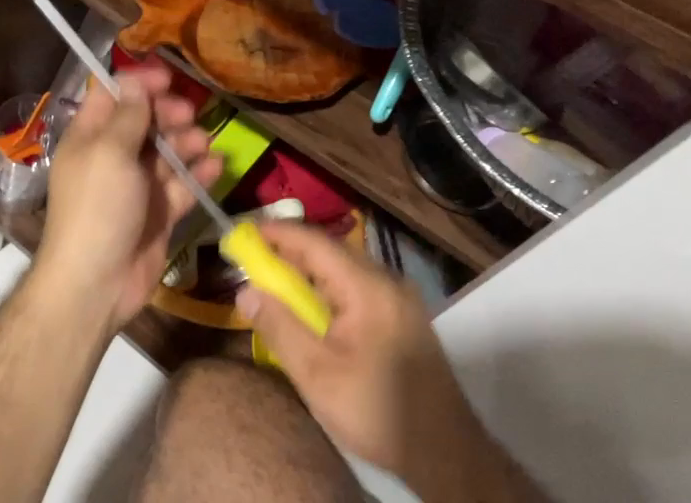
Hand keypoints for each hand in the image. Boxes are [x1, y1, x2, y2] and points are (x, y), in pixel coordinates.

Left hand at [34, 66, 222, 330]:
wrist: (96, 283)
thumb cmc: (97, 207)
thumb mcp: (109, 153)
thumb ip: (128, 116)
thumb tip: (135, 82)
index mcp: (90, 136)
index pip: (112, 95)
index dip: (139, 83)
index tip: (168, 78)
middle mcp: (112, 156)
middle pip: (144, 121)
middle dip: (168, 113)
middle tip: (190, 115)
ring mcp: (137, 185)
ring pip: (167, 152)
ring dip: (187, 142)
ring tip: (204, 142)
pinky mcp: (158, 212)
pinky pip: (181, 185)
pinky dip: (198, 174)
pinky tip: (217, 166)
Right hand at [236, 223, 486, 486]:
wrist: (448, 457)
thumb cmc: (378, 413)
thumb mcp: (317, 375)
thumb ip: (279, 327)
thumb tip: (244, 292)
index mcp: (368, 288)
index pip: (314, 243)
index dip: (276, 233)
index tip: (241, 233)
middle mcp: (388, 282)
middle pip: (331, 251)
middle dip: (289, 250)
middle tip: (251, 257)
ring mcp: (400, 300)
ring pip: (345, 268)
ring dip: (308, 269)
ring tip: (273, 278)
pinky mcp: (404, 318)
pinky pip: (358, 286)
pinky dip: (328, 286)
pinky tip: (311, 305)